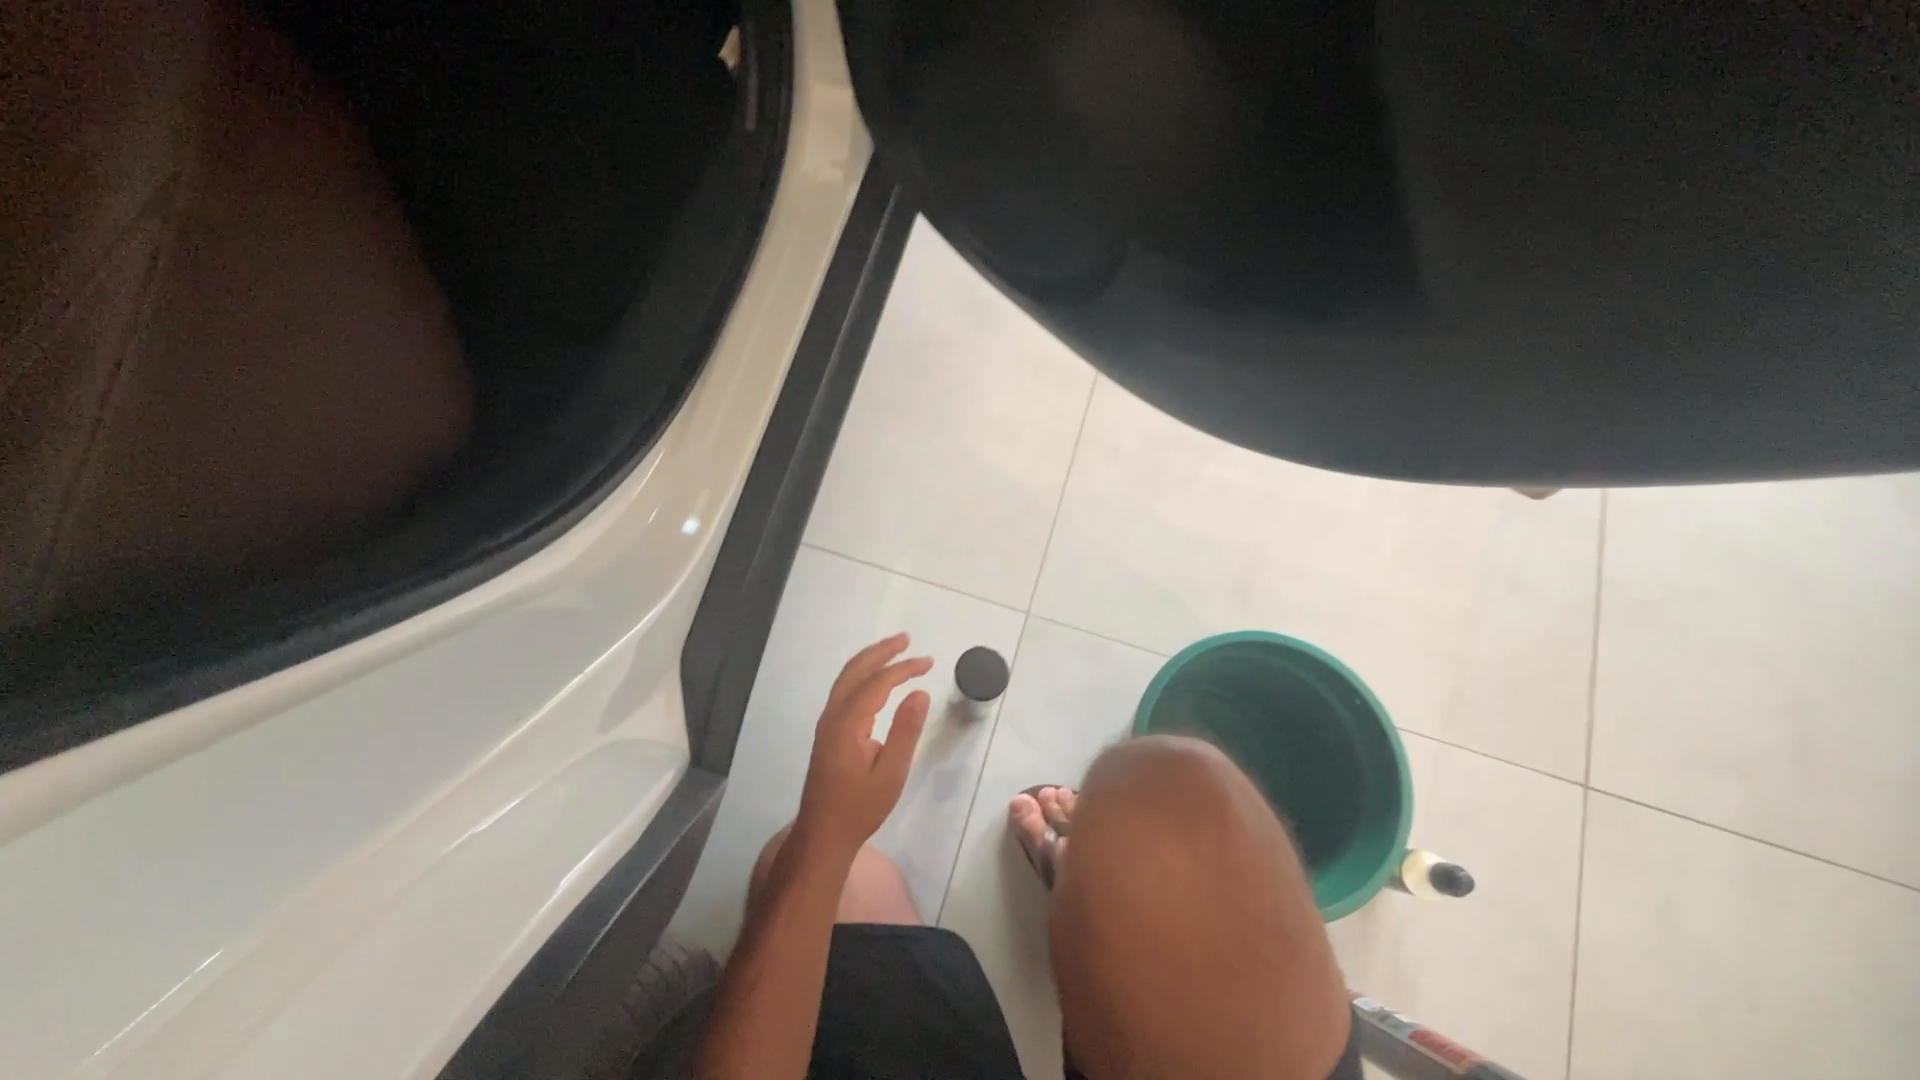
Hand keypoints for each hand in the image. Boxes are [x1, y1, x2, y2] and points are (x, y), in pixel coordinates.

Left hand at [793, 633, 932, 860]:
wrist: (823, 833)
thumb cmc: (860, 808)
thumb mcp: (891, 772)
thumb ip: (905, 730)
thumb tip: (920, 693)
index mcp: (847, 723)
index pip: (877, 682)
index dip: (903, 668)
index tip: (929, 663)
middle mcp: (832, 716)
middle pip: (855, 671)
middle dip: (881, 651)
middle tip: (907, 640)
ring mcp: (826, 723)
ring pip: (846, 679)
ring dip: (870, 661)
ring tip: (894, 650)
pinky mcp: (827, 732)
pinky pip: (844, 691)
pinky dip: (862, 676)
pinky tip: (876, 680)